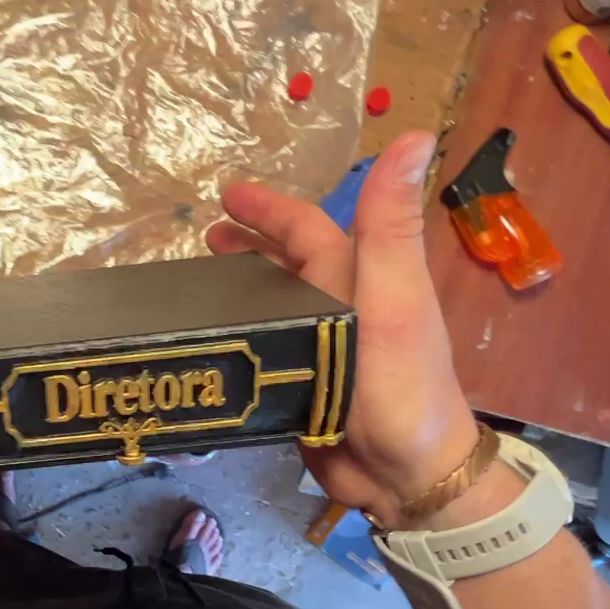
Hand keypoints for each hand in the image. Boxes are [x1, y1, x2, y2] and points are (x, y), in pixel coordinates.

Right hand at [205, 130, 480, 529]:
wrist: (403, 472)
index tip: (224, 196)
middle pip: (285, 266)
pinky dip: (238, 340)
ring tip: (198, 289)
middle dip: (247, 247)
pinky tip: (212, 344)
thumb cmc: (401, 386)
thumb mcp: (395, 301)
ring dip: (238, 292)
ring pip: (270, 309)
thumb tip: (411, 136)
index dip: (269, 210)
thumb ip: (390, 229)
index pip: (307, 230)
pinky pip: (262, 353)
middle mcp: (335, 309)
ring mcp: (315, 351)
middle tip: (202, 240)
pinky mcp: (298, 390)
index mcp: (359, 280)